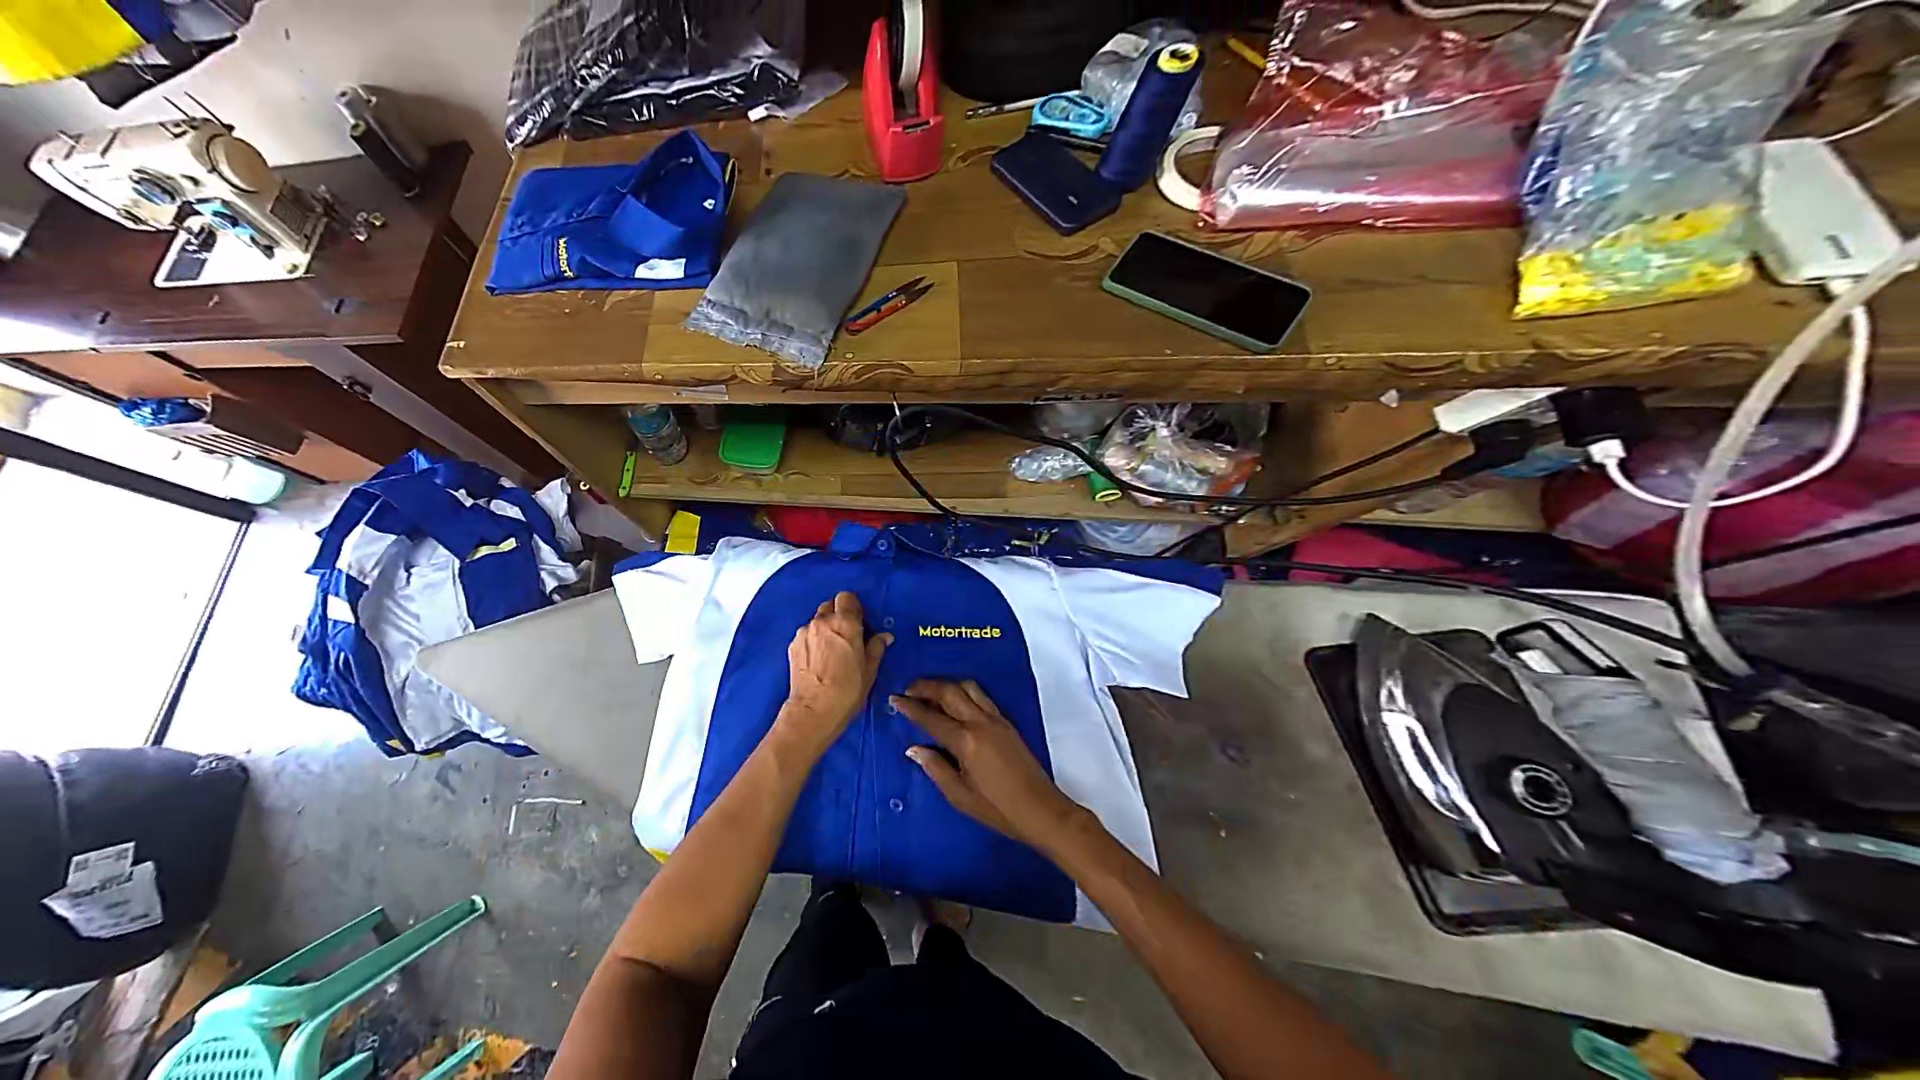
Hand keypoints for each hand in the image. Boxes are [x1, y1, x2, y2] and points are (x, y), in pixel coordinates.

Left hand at [777, 591, 890, 757]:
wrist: (814, 710)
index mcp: (845, 623)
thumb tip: (884, 636)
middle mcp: (822, 622)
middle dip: (839, 616)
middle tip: (847, 635)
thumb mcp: (870, 669)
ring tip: (831, 650)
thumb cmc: (848, 690)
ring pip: (817, 621)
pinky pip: (806, 635)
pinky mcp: (793, 645)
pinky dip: (813, 641)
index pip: (848, 597)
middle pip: (830, 606)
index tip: (860, 621)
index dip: (854, 607)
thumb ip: (876, 646)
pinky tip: (818, 659)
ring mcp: (804, 633)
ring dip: (825, 628)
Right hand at [891, 679, 1089, 852]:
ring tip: (930, 692)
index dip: (910, 707)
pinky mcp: (1006, 722)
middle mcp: (981, 723)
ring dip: (946, 684)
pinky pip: (981, 696)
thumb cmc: (997, 809)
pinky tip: (956, 701)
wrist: (1039, 809)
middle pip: (950, 692)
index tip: (895, 699)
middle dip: (926, 686)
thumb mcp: (959, 795)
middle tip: (908, 689)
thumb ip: (935, 768)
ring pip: (968, 688)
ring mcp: (996, 719)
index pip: (931, 717)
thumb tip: (914, 749)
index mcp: (966, 741)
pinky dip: (964, 691)